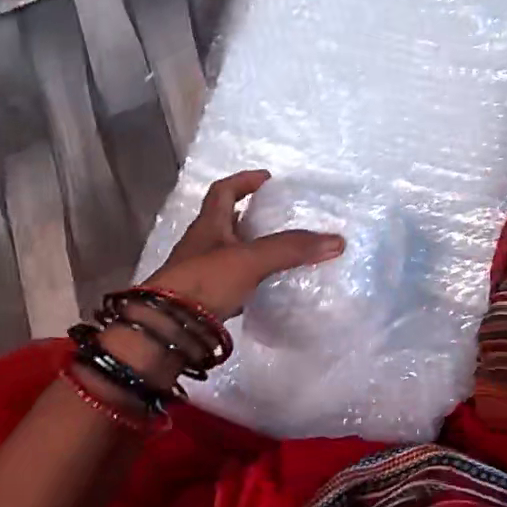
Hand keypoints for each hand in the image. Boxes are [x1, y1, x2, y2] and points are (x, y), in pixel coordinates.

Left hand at [144, 170, 344, 319]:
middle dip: (248, 217)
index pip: (223, 192)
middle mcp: (200, 246)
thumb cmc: (204, 282)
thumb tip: (337, 240)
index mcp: (208, 226)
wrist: (169, 328)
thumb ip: (291, 249)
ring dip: (248, 252)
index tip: (266, 179)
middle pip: (224, 223)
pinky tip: (263, 290)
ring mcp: (199, 275)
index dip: (244, 181)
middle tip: (276, 220)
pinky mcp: (202, 301)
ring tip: (277, 255)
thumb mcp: (251, 260)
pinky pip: (229, 284)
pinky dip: (246, 282)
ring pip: (227, 255)